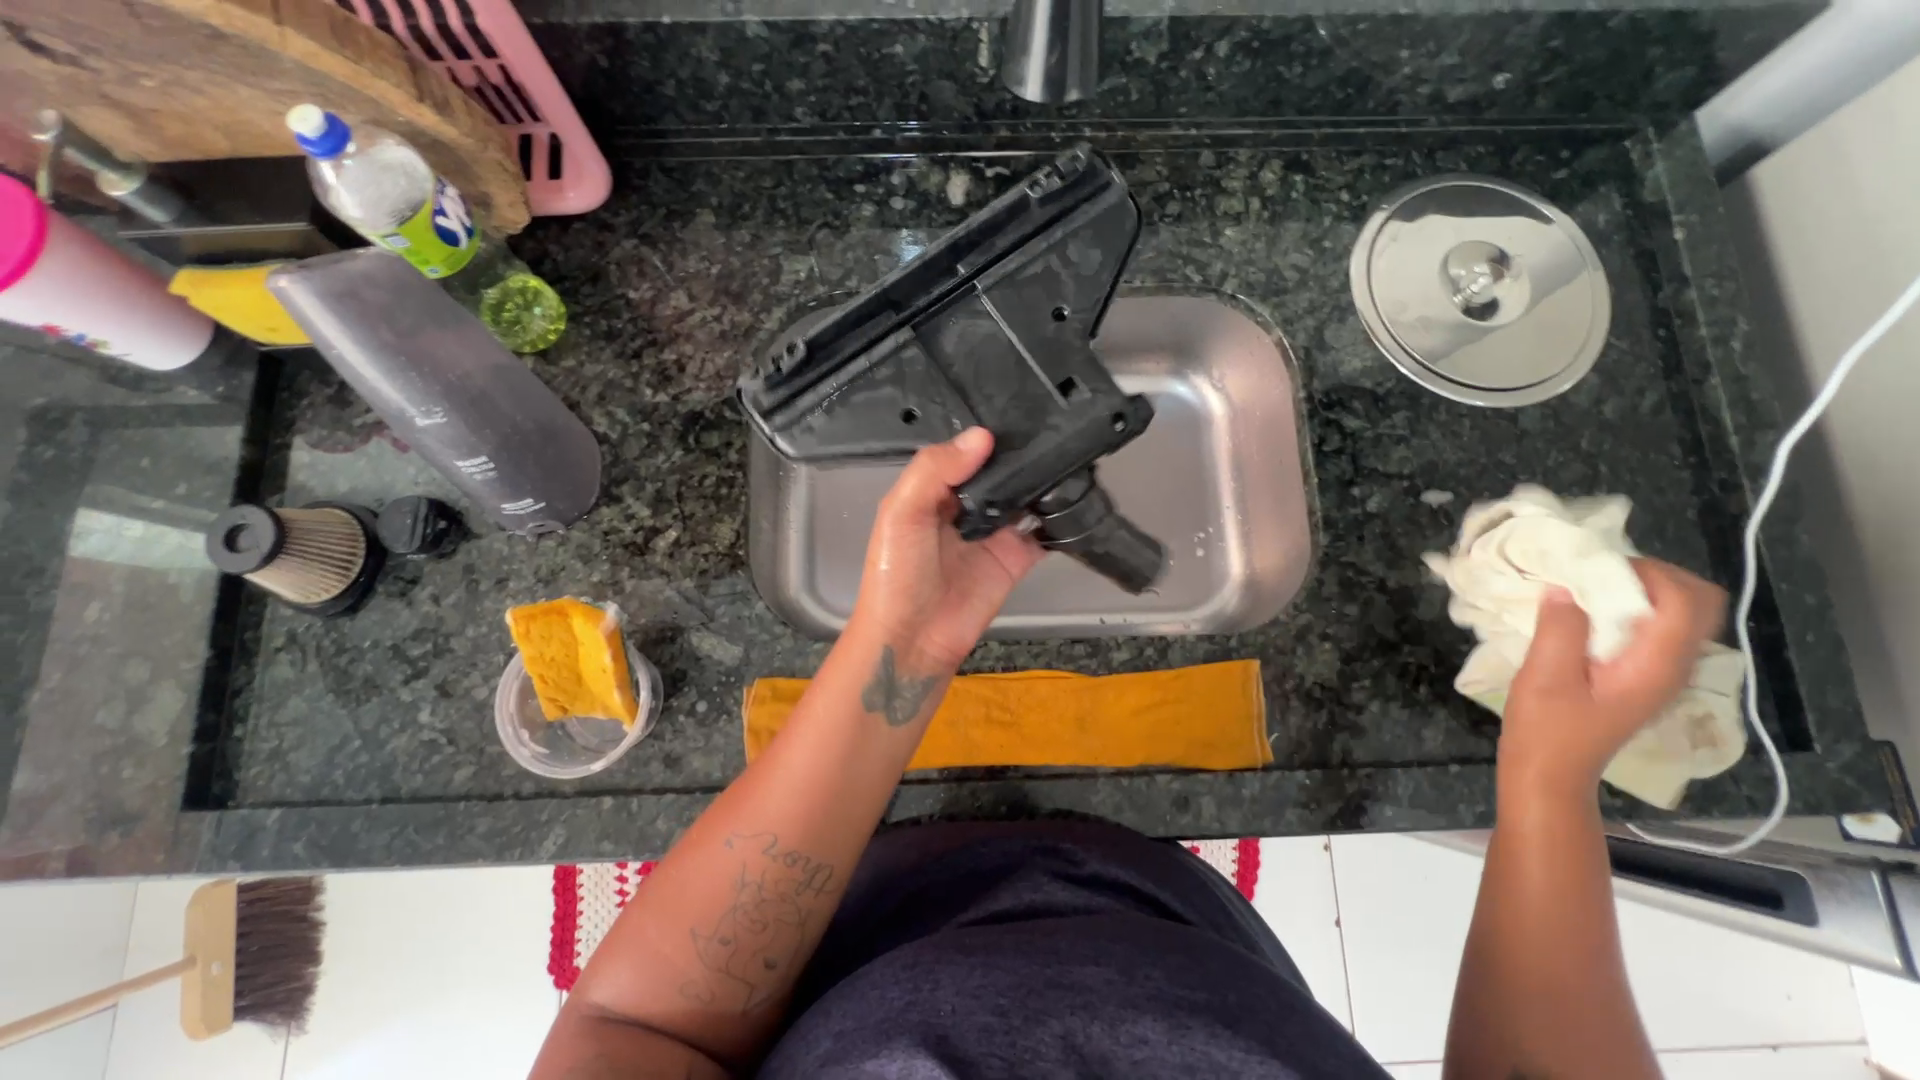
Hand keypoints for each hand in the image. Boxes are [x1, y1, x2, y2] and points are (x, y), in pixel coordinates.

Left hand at [849, 428, 1045, 671]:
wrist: (913, 640)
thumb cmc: (895, 576)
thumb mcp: (901, 512)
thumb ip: (934, 470)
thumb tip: (982, 437)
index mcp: (932, 490)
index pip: (964, 452)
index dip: (985, 436)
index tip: (1017, 411)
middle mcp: (965, 507)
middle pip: (999, 472)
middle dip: (1020, 455)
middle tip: (1053, 430)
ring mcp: (993, 533)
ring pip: (1026, 497)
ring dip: (1043, 481)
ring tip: (1069, 456)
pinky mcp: (1017, 558)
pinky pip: (1044, 533)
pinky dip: (1060, 519)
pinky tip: (1074, 498)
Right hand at [1499, 558, 1726, 797]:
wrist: (1550, 773)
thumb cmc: (1548, 729)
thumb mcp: (1545, 676)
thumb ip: (1561, 628)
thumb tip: (1565, 588)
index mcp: (1655, 666)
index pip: (1684, 601)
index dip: (1649, 573)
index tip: (1597, 567)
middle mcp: (1673, 667)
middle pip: (1701, 603)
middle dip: (1658, 577)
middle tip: (1604, 573)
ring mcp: (1663, 673)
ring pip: (1684, 613)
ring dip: (1647, 590)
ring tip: (1594, 588)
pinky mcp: (1645, 675)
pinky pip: (1660, 628)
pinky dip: (1636, 609)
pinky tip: (1593, 614)